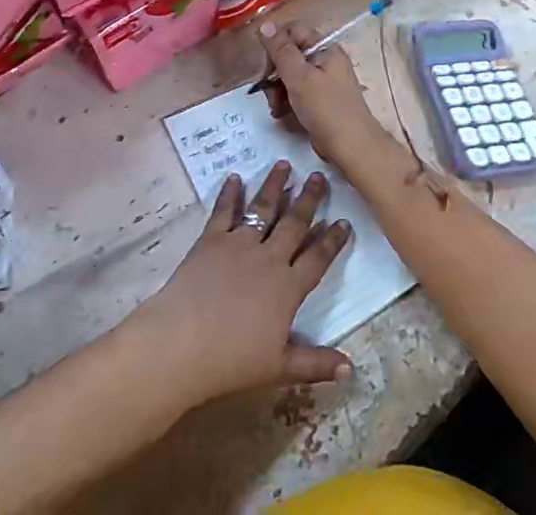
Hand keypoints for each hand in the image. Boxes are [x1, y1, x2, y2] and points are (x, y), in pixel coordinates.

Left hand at [124, 164, 352, 404]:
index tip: (344, 221)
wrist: (182, 342)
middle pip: (294, 223)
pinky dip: (229, 193)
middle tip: (320, 176)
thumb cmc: (232, 360)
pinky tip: (234, 177)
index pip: (318, 258)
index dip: (333, 240)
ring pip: (262, 208)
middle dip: (309, 199)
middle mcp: (268, 258)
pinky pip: (224, 212)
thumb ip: (316, 364)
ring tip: (285, 165)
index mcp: (288, 287)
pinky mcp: (210, 240)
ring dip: (275, 186)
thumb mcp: (280, 368)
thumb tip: (352, 370)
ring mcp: (238, 245)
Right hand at [259, 22, 397, 174]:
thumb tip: (265, 24)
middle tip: (267, 91)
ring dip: (277, 90)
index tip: (265, 65)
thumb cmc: (326, 108)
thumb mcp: (299, 76)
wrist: (352, 146)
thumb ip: (280, 50)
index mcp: (325, 48)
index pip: (293, 31)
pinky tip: (281, 114)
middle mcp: (325, 60)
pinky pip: (297, 92)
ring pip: (290, 75)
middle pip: (289, 54)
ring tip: (276, 109)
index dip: (276, 44)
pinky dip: (286, 100)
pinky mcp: (320, 100)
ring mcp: (323, 81)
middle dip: (274, 72)